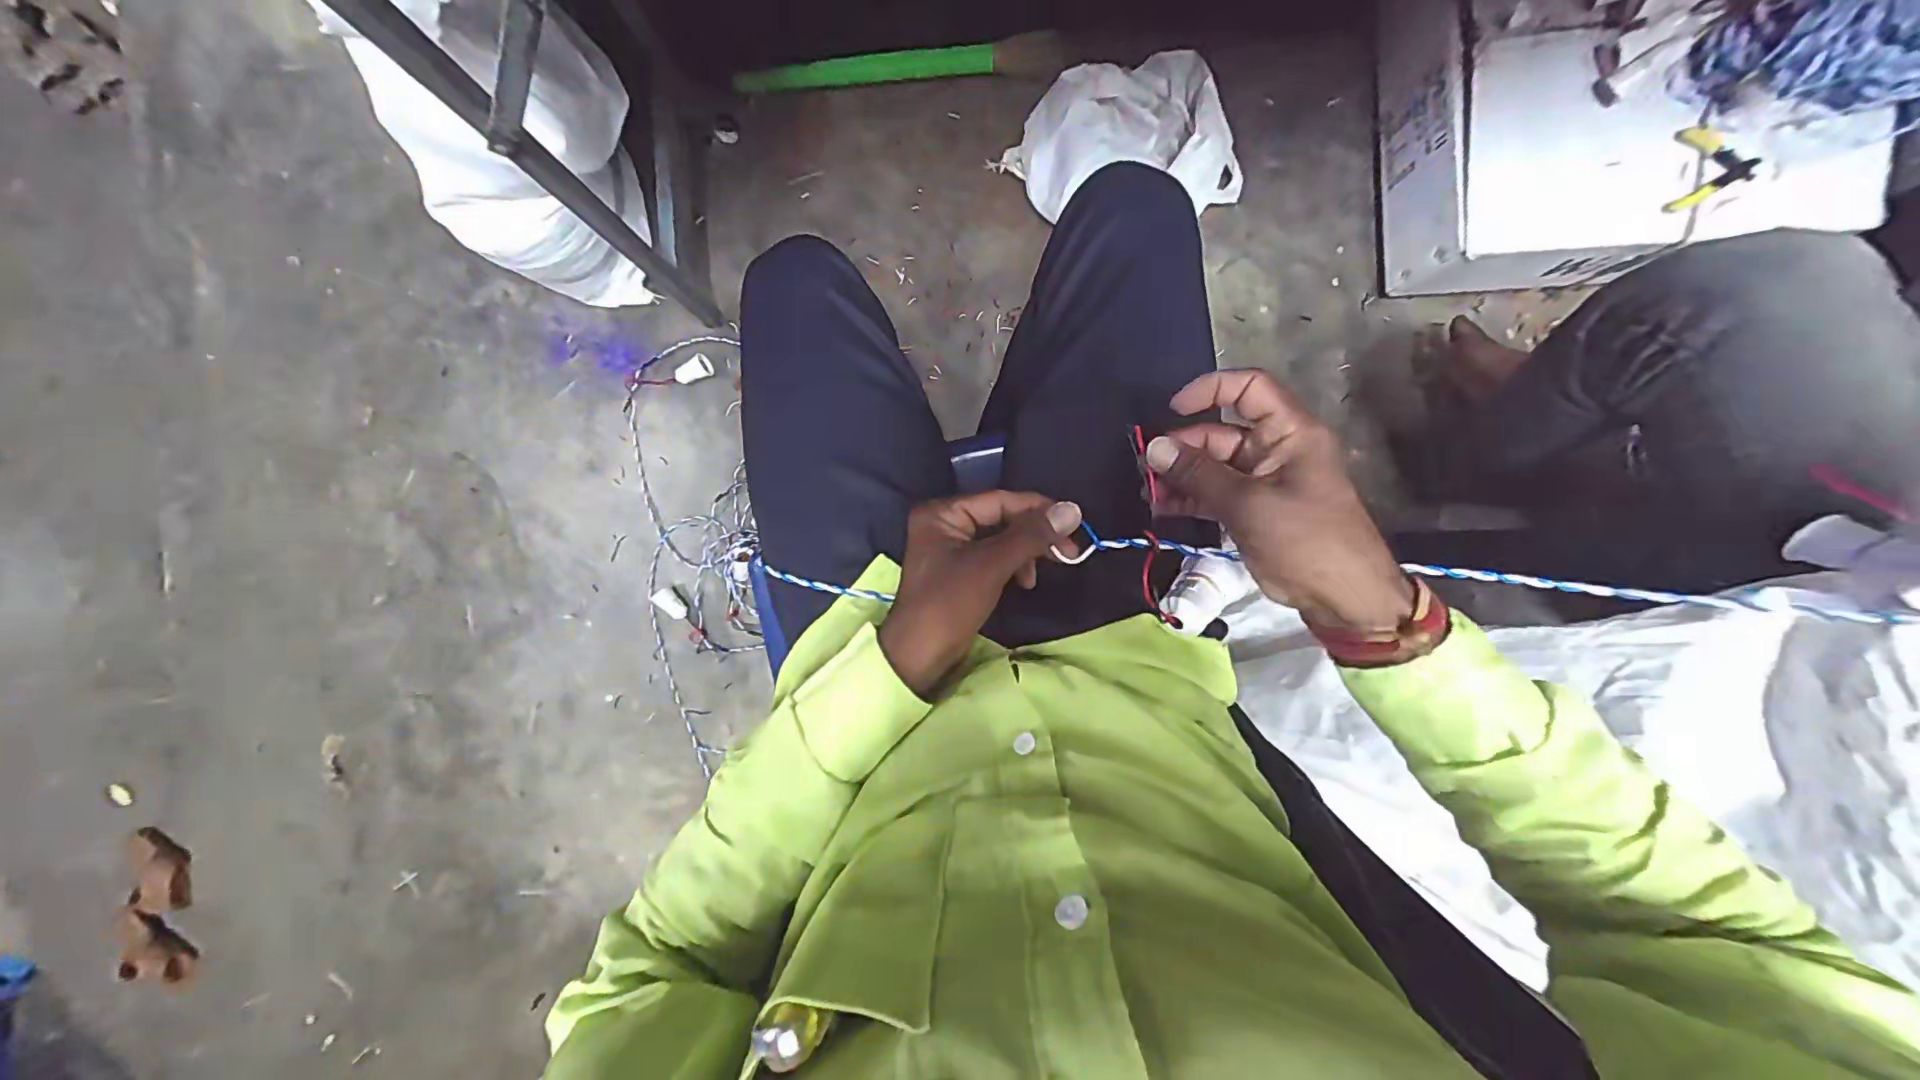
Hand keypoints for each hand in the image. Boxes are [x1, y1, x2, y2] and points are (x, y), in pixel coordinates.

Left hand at [878, 492, 1082, 696]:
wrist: (919, 656)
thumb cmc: (949, 604)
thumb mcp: (992, 565)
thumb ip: (1031, 535)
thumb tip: (1071, 510)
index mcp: (942, 513)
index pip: (1000, 500)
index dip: (1039, 509)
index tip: (1074, 524)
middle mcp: (944, 523)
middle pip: (1002, 518)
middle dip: (1035, 534)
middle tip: (1069, 551)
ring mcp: (951, 548)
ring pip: (1001, 539)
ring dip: (1026, 552)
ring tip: (1038, 574)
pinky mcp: (960, 571)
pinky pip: (994, 557)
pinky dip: (1013, 566)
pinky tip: (1025, 581)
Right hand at [1143, 369, 1413, 632]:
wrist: (1343, 597)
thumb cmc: (1304, 541)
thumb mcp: (1247, 504)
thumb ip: (1198, 474)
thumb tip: (1154, 448)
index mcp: (1289, 433)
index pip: (1249, 388)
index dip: (1210, 389)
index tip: (1173, 411)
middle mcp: (1276, 449)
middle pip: (1220, 432)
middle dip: (1182, 448)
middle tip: (1147, 470)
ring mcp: (1263, 481)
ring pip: (1212, 466)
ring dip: (1180, 476)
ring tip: (1149, 493)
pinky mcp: (1253, 509)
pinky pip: (1214, 493)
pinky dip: (1189, 498)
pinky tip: (1162, 508)